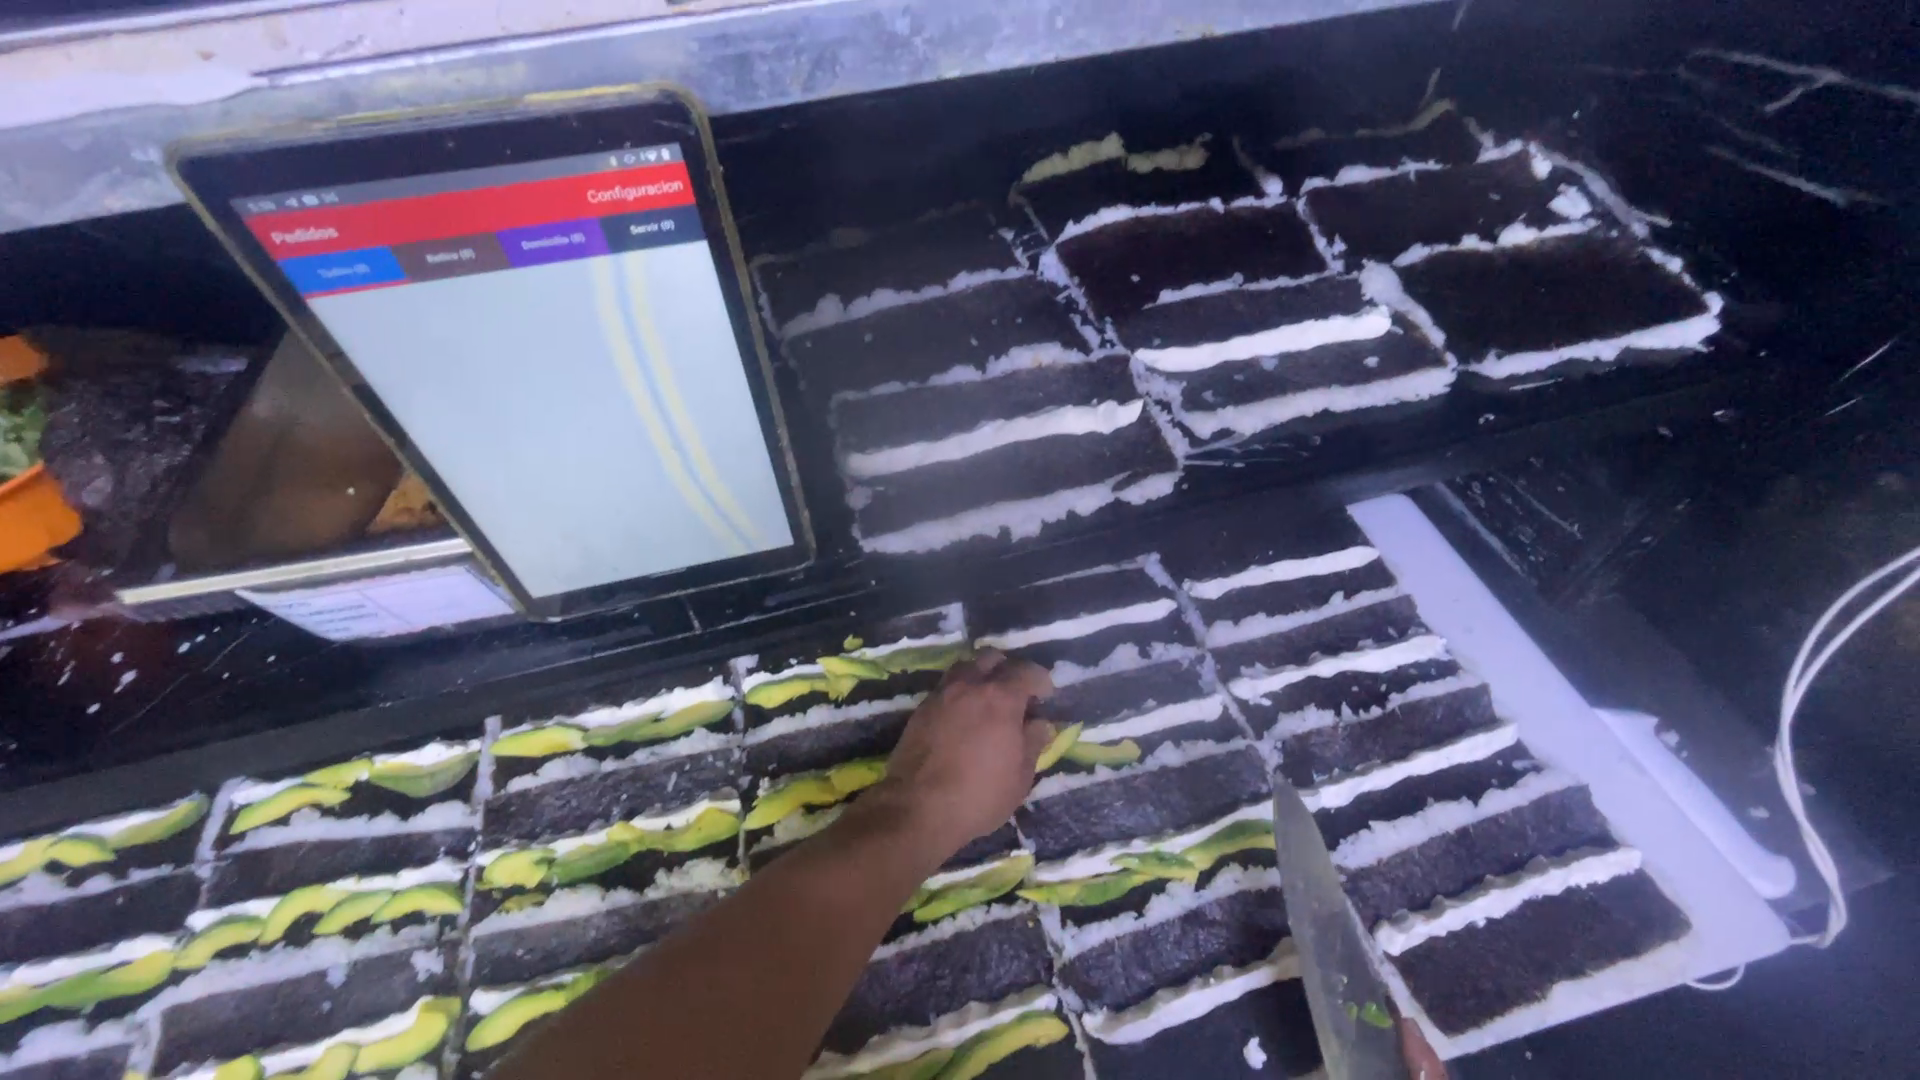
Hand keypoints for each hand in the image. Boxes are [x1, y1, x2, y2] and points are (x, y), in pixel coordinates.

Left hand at [867, 649, 1053, 860]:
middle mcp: (969, 686)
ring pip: (965, 667)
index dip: (1040, 680)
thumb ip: (1033, 742)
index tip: (1045, 696)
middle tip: (1015, 694)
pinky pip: (945, 687)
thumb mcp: (1020, 776)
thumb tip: (1040, 723)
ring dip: (980, 676)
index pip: (1026, 671)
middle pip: (991, 658)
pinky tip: (963, 717)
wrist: (918, 808)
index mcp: (1000, 698)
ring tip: (986, 701)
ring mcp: (941, 695)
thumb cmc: (979, 795)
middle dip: (1008, 670)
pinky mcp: (920, 709)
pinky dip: (959, 693)